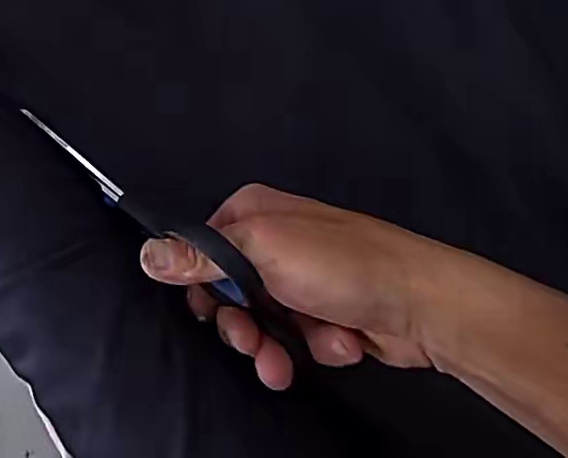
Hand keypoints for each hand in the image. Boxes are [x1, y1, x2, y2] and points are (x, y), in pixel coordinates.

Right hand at [140, 184, 462, 389]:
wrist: (417, 303)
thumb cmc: (344, 264)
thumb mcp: (263, 253)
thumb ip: (203, 255)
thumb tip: (150, 251)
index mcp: (252, 212)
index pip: (200, 250)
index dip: (202, 288)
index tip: (215, 312)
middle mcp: (272, 239)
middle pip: (227, 293)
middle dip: (243, 326)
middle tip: (258, 339)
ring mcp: (297, 275)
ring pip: (260, 323)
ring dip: (278, 347)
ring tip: (296, 355)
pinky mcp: (319, 307)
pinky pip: (294, 337)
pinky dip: (314, 345)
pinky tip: (339, 336)